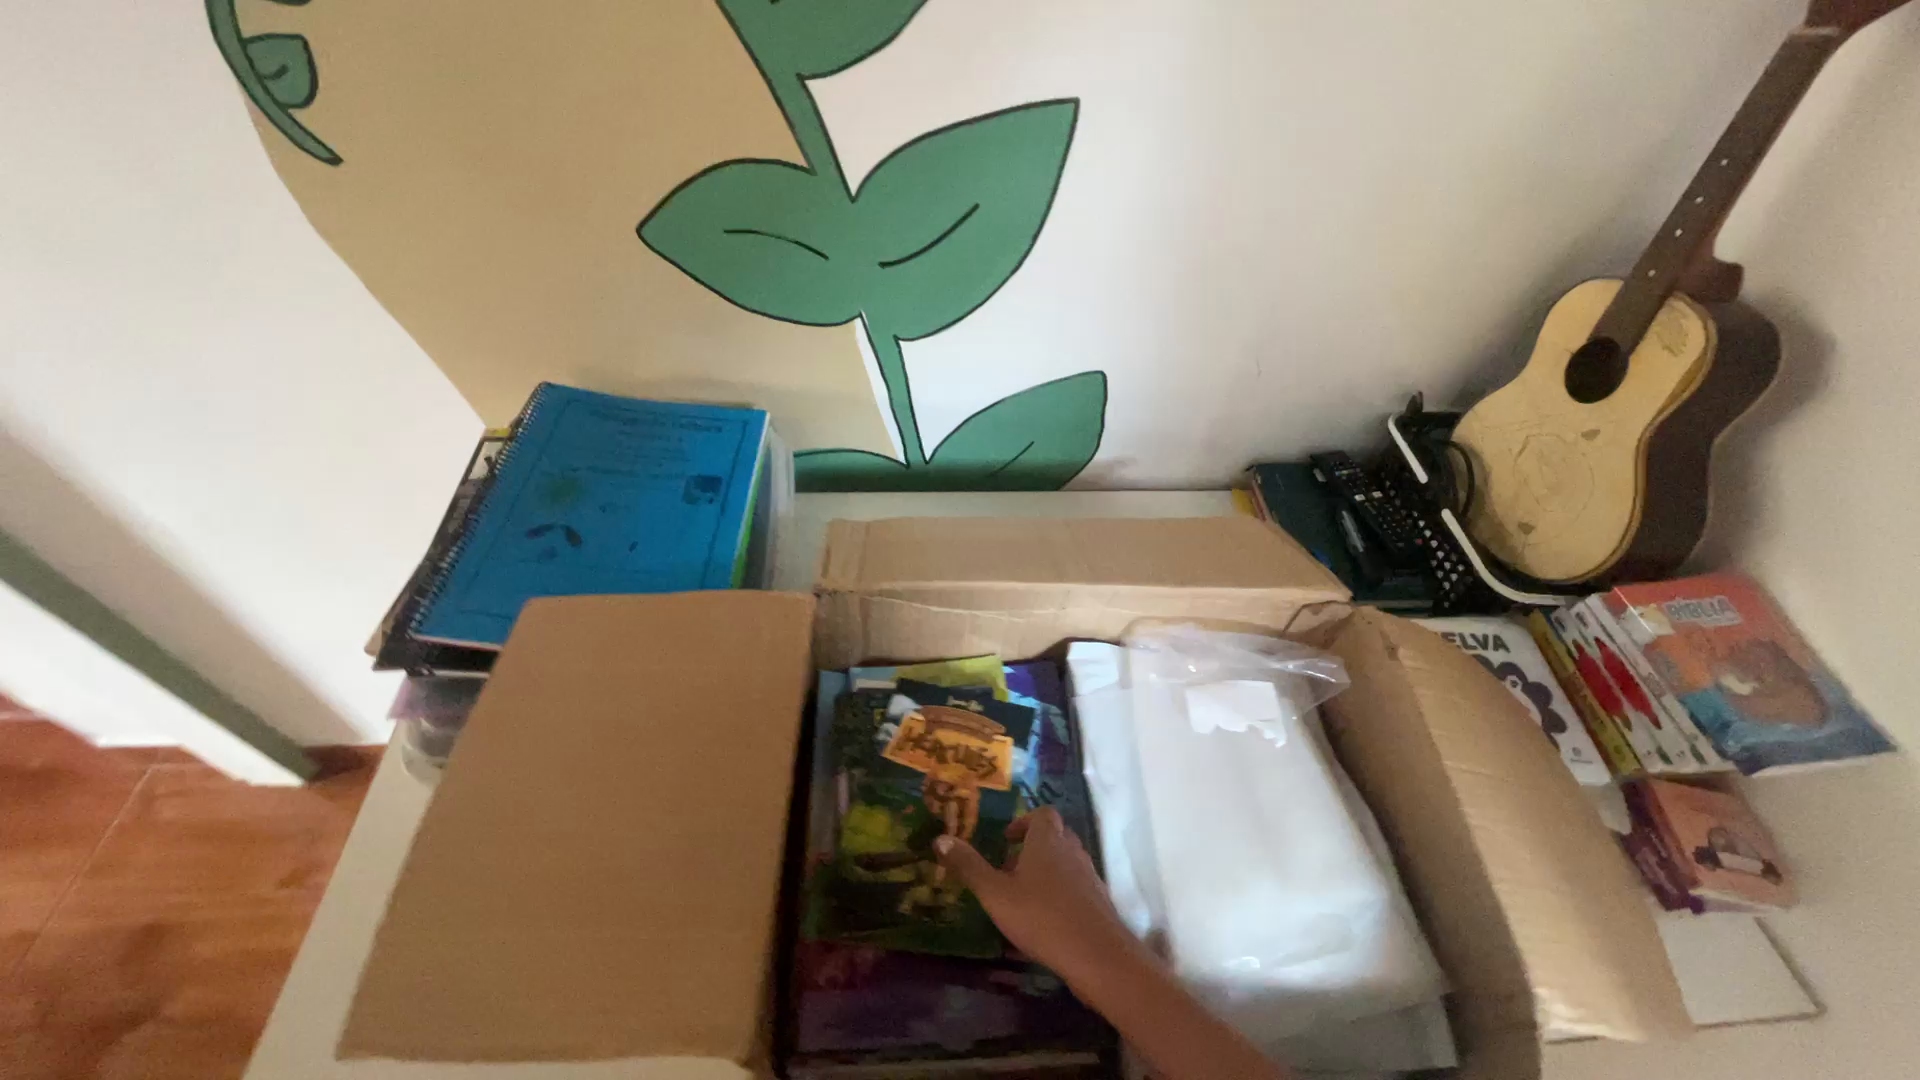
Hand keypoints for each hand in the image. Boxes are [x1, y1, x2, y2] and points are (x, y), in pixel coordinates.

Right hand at [934, 807, 1147, 981]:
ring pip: (1066, 861)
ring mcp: (1089, 875)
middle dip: (1033, 847)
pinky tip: (1046, 920)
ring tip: (1024, 896)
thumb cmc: (1041, 916)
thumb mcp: (995, 893)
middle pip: (1055, 836)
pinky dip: (1061, 893)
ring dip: (1047, 871)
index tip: (1007, 839)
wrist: (1097, 955)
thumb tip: (940, 838)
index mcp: (1047, 840)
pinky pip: (1077, 886)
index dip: (1024, 822)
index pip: (1042, 814)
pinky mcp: (1099, 901)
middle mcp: (1071, 850)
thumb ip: (969, 866)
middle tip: (1010, 869)